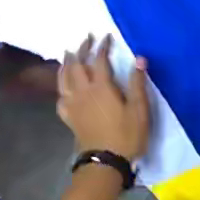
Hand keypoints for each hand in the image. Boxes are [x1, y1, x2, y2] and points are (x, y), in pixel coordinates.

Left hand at [57, 34, 150, 161]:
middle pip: (77, 65)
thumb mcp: (139, 110)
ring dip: (67, 63)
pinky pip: (60, 96)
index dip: (102, 46)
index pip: (99, 60)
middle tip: (86, 39)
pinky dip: (61, 86)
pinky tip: (64, 87)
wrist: (104, 163)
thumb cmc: (126, 136)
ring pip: (64, 78)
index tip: (106, 36)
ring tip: (69, 54)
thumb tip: (139, 58)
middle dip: (81, 49)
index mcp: (101, 87)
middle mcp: (83, 91)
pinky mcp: (69, 117)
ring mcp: (73, 104)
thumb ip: (137, 83)